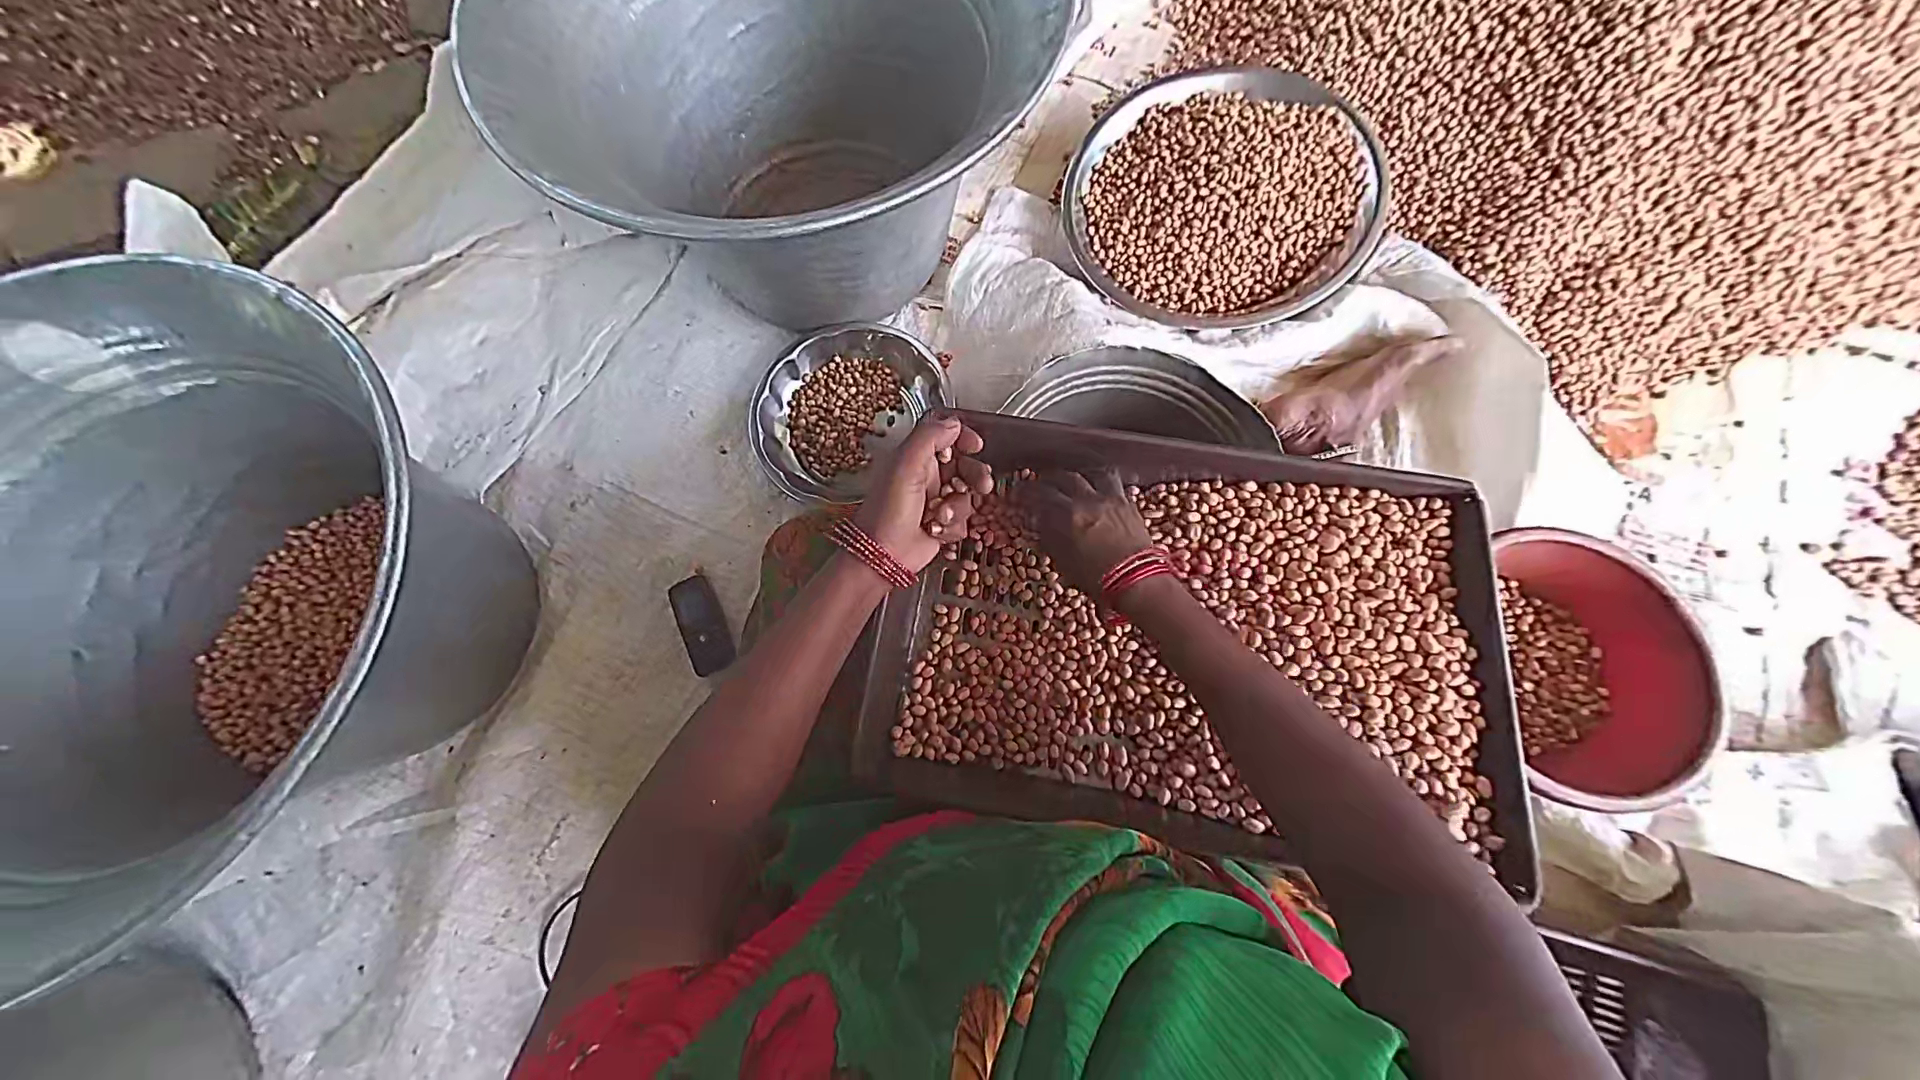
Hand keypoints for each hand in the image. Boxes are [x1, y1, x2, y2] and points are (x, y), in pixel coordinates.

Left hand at [854, 413, 992, 571]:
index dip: (963, 438)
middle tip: (981, 485)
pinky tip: (935, 530)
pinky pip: (963, 519)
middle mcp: (926, 476)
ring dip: (957, 507)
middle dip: (974, 476)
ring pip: (967, 495)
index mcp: (915, 457)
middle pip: (964, 466)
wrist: (884, 556)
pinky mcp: (942, 523)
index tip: (975, 445)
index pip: (945, 436)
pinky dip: (952, 526)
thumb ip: (929, 437)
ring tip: (940, 515)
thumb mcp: (905, 465)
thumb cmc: (887, 513)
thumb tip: (953, 422)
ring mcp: (935, 500)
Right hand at [1016, 469, 1155, 595]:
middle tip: (1043, 484)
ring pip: (1093, 473)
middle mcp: (1088, 500)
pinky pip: (1113, 483)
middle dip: (1050, 479)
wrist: (1137, 581)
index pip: (1040, 495)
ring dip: (1080, 474)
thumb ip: (1050, 538)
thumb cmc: (1097, 579)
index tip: (1019, 492)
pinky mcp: (1128, 503)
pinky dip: (1101, 482)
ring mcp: (1111, 499)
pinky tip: (1098, 487)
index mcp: (1067, 515)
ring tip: (1073, 479)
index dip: (1026, 492)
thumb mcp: (1063, 561)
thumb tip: (1040, 524)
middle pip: (1065, 478)